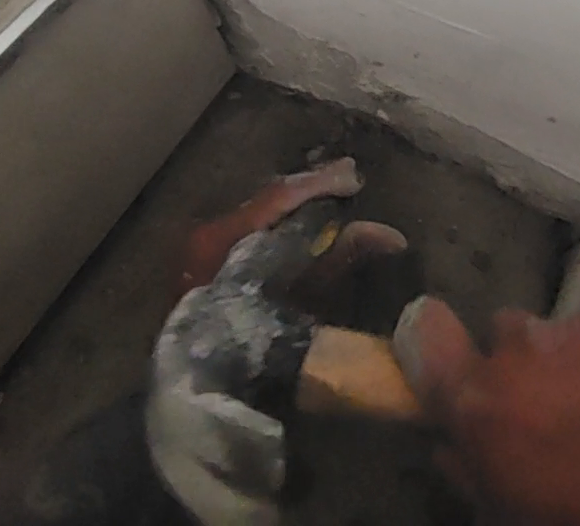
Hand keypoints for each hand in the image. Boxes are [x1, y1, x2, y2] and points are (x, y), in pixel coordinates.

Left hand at [151, 159, 406, 525]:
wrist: (190, 401)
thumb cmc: (249, 357)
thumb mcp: (304, 312)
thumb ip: (341, 263)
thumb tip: (389, 235)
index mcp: (225, 238)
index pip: (279, 196)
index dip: (322, 182)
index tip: (357, 177)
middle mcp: (208, 232)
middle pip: (268, 198)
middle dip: (310, 189)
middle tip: (349, 179)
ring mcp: (199, 247)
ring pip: (258, 211)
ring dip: (296, 204)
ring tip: (333, 194)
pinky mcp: (200, 262)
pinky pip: (249, 228)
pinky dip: (279, 222)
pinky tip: (303, 223)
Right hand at [394, 299, 579, 525]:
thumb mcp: (523, 520)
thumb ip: (474, 475)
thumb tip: (451, 443)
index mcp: (488, 400)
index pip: (425, 334)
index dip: (429, 340)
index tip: (444, 350)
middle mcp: (529, 344)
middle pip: (507, 334)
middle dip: (525, 366)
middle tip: (564, 411)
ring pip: (571, 334)